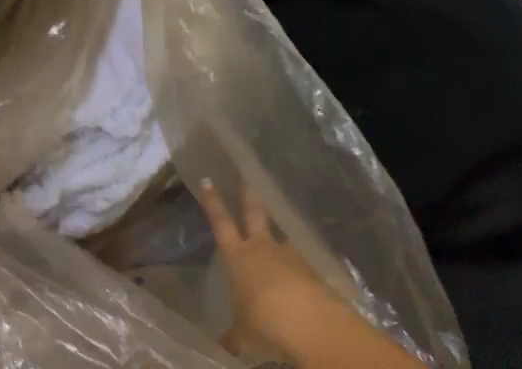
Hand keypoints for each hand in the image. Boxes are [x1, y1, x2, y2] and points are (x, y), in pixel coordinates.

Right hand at [200, 179, 345, 358]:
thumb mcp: (243, 335)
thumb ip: (233, 335)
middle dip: (249, 194)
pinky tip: (302, 271)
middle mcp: (263, 248)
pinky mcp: (313, 269)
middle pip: (254, 213)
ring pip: (282, 235)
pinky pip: (302, 260)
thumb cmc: (264, 322)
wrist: (310, 323)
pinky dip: (300, 263)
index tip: (208, 180)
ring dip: (280, 230)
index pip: (221, 223)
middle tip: (248, 174)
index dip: (213, 202)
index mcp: (238, 257)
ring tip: (281, 229)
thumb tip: (222, 347)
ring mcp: (290, 256)